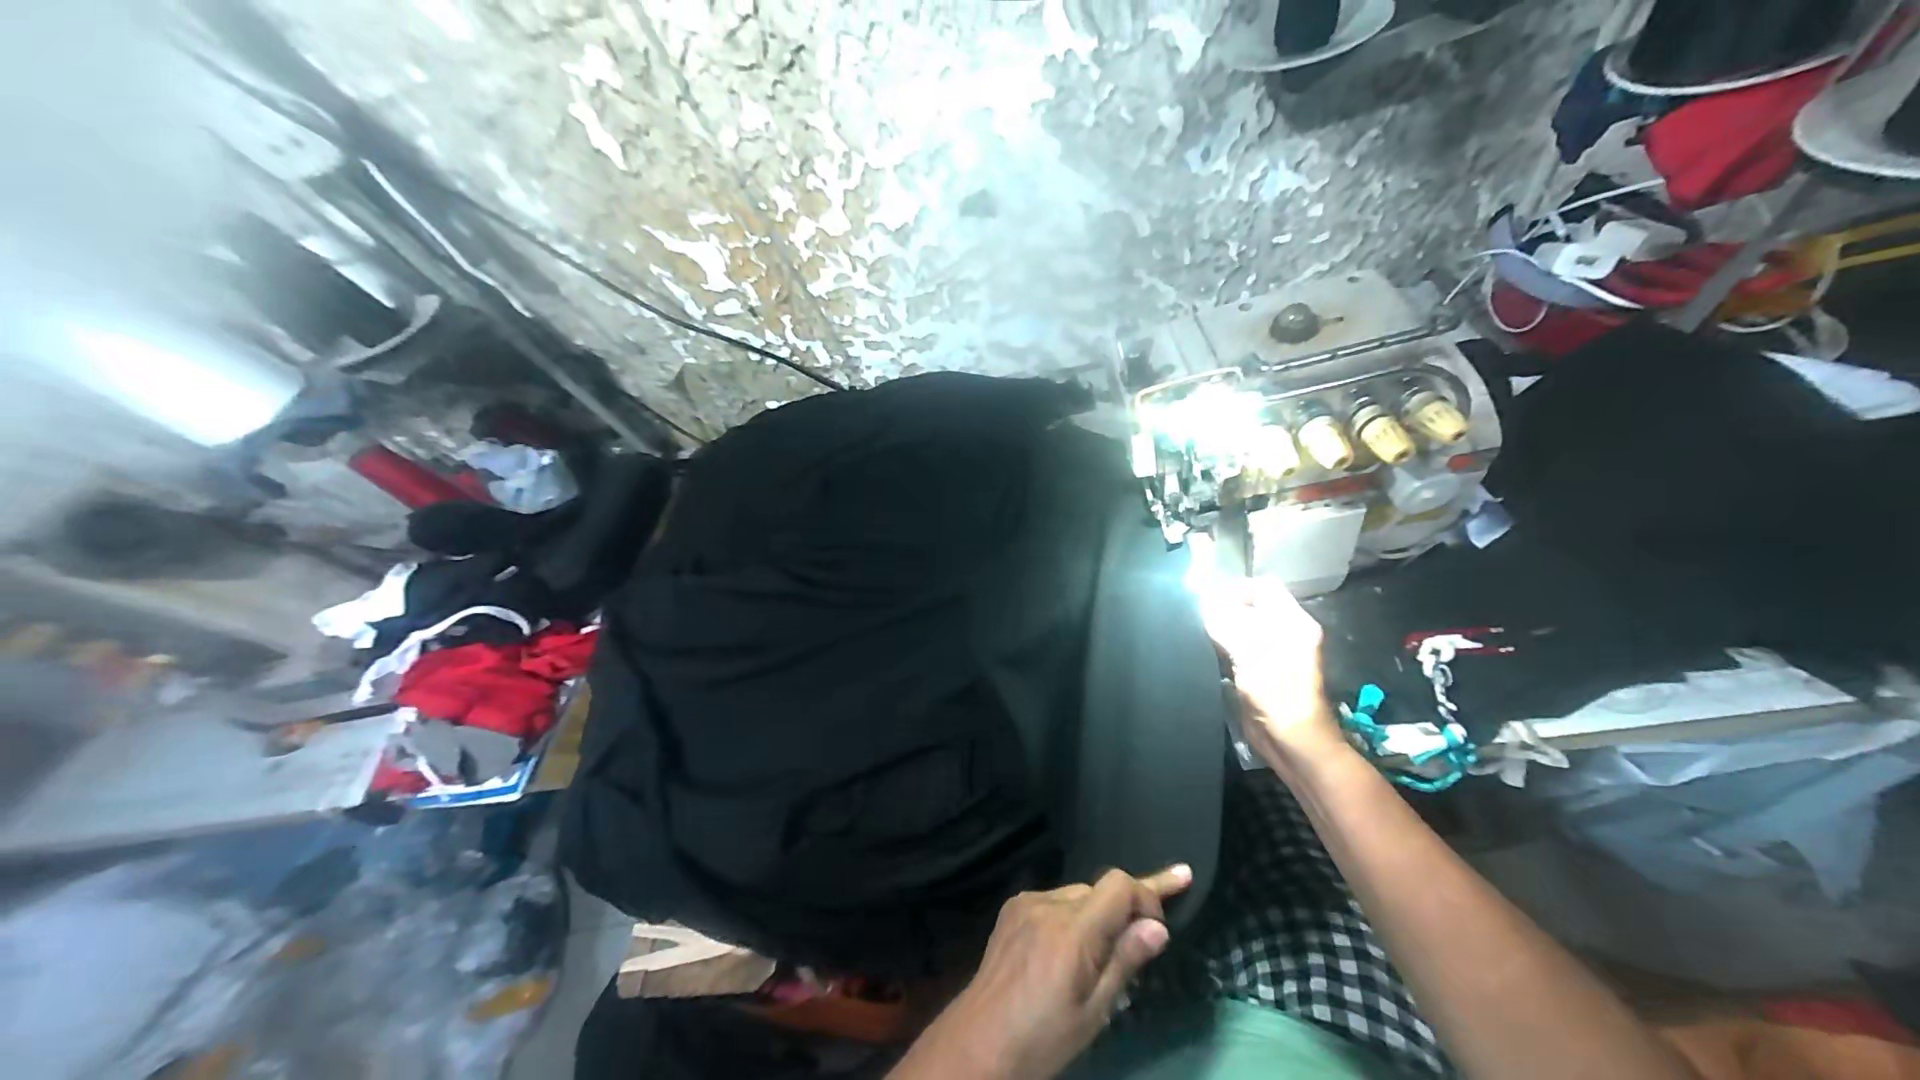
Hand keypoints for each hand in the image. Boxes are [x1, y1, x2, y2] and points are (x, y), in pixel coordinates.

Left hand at [890, 865, 1192, 1079]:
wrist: (977, 1042)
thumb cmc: (1042, 1038)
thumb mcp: (1094, 1012)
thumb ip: (1125, 962)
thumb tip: (1159, 926)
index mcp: (1071, 931)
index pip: (1118, 885)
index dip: (1150, 891)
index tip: (1172, 905)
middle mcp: (1047, 905)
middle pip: (1099, 889)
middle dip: (1126, 908)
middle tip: (1147, 937)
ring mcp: (1025, 903)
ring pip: (1077, 894)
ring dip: (1097, 914)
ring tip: (1103, 954)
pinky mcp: (1011, 909)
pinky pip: (1053, 901)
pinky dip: (1071, 916)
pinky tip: (1068, 948)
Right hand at [1198, 577, 1353, 772]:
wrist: (1293, 742)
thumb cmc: (1277, 694)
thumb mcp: (1250, 651)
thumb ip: (1226, 622)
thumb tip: (1203, 602)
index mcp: (1293, 622)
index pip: (1263, 586)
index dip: (1235, 588)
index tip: (1208, 599)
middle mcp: (1286, 632)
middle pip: (1251, 606)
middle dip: (1224, 608)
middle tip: (1198, 617)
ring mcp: (1275, 652)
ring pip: (1242, 626)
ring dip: (1221, 628)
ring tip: (1199, 633)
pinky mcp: (1262, 671)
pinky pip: (1239, 647)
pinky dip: (1222, 646)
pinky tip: (1207, 653)